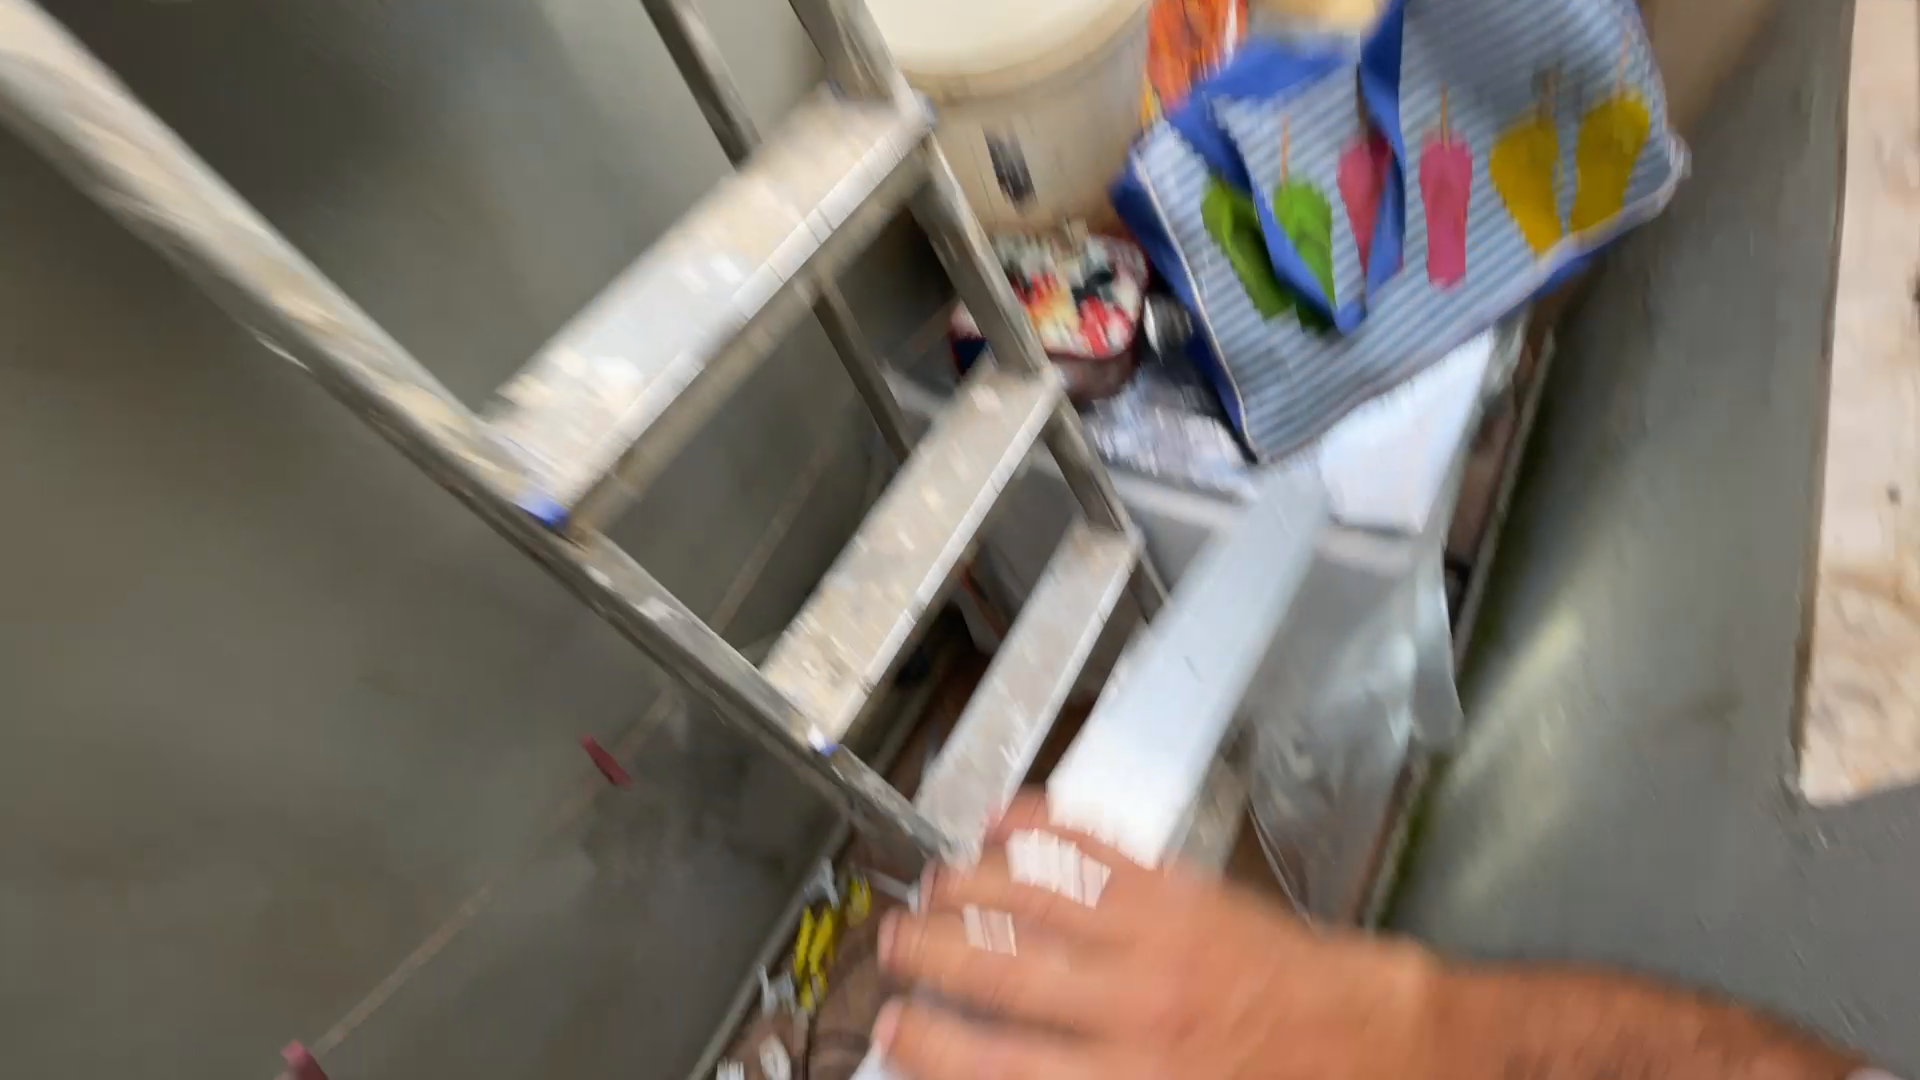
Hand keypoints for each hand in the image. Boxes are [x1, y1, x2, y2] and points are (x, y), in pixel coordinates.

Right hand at [871, 794, 1436, 1079]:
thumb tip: (1026, 1070)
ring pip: (1036, 901)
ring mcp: (1152, 935)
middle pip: (1002, 973)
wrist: (1384, 1042)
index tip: (894, 1023)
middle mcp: (1130, 1006)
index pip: (1003, 1060)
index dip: (936, 1041)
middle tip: (891, 939)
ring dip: (973, 887)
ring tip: (932, 882)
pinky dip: (1042, 826)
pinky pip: (1093, 847)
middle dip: (934, 954)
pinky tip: (1006, 818)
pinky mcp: (1175, 888)